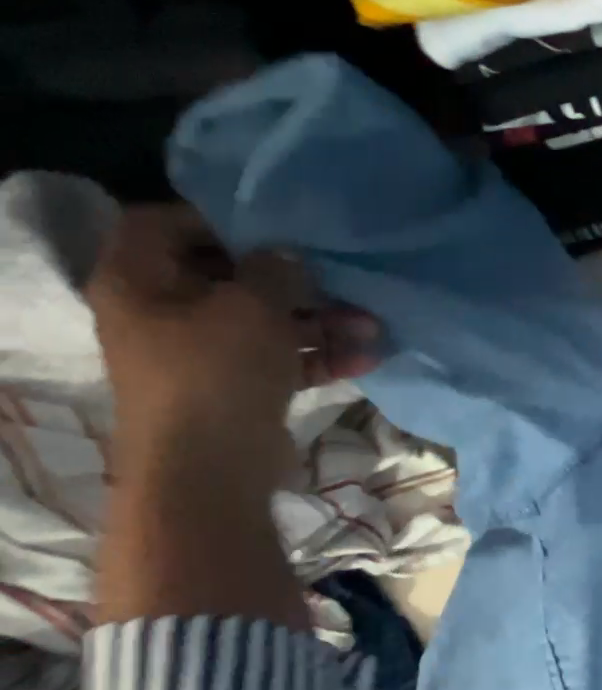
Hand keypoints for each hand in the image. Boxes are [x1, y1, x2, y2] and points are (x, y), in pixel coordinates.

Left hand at [85, 204, 379, 457]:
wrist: (210, 469)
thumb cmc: (217, 374)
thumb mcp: (251, 308)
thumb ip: (273, 271)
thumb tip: (288, 254)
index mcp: (140, 281)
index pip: (168, 225)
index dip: (223, 219)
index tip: (282, 227)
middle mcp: (164, 312)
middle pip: (232, 278)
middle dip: (296, 282)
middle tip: (346, 282)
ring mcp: (203, 354)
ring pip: (267, 322)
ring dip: (322, 323)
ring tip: (374, 328)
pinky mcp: (238, 388)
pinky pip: (282, 360)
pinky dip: (321, 357)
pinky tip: (367, 359)